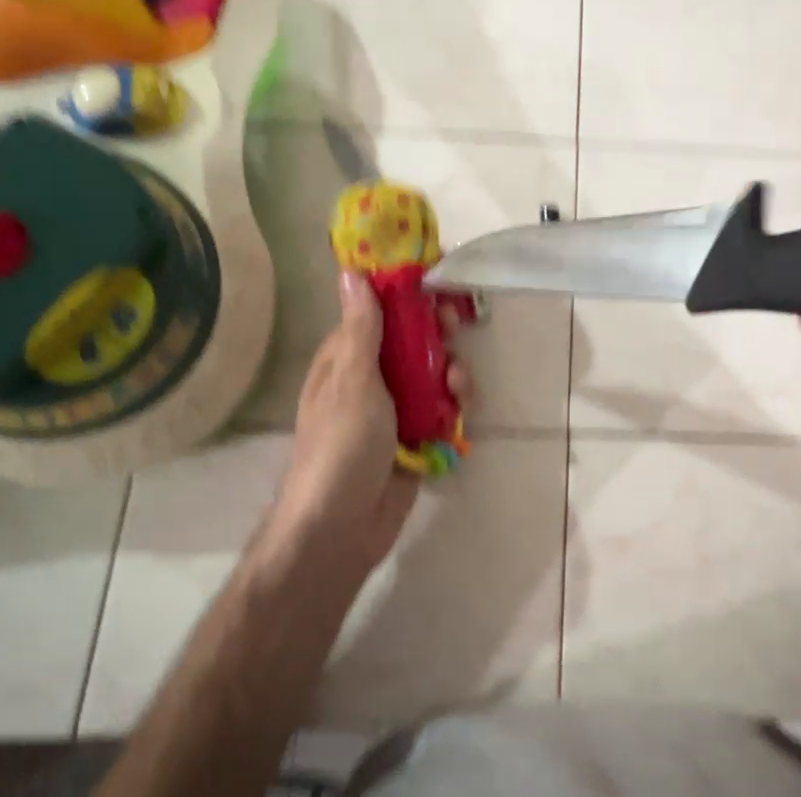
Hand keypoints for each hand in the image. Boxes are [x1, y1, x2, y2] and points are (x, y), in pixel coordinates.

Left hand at [272, 272, 464, 575]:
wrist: (341, 527)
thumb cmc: (341, 445)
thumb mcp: (353, 380)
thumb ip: (362, 328)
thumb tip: (350, 272)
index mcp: (346, 359)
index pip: (379, 311)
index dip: (407, 293)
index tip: (438, 281)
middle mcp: (370, 379)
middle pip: (412, 341)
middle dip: (438, 335)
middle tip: (455, 332)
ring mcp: (394, 411)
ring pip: (433, 375)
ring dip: (451, 374)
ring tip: (457, 388)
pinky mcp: (415, 439)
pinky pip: (442, 411)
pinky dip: (454, 408)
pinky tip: (459, 414)